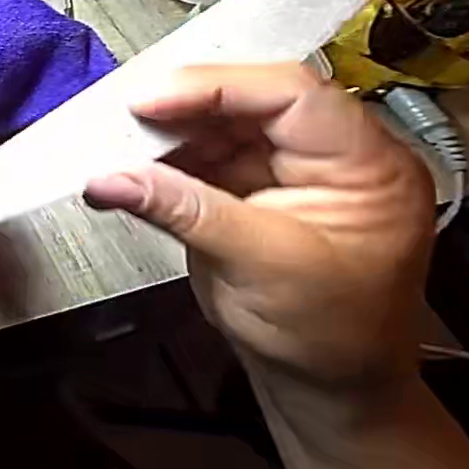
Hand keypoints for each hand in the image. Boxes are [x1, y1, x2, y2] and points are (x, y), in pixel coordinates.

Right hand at [83, 64, 432, 390]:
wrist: (320, 380)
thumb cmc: (325, 331)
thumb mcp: (258, 265)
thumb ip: (182, 210)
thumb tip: (105, 178)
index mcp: (364, 166)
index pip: (292, 95)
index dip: (217, 88)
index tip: (148, 103)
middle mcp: (323, 153)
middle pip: (245, 98)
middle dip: (180, 104)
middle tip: (121, 115)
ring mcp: (278, 164)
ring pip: (209, 118)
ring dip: (158, 127)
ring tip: (112, 138)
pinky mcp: (238, 179)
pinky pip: (190, 146)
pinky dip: (152, 151)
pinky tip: (123, 160)